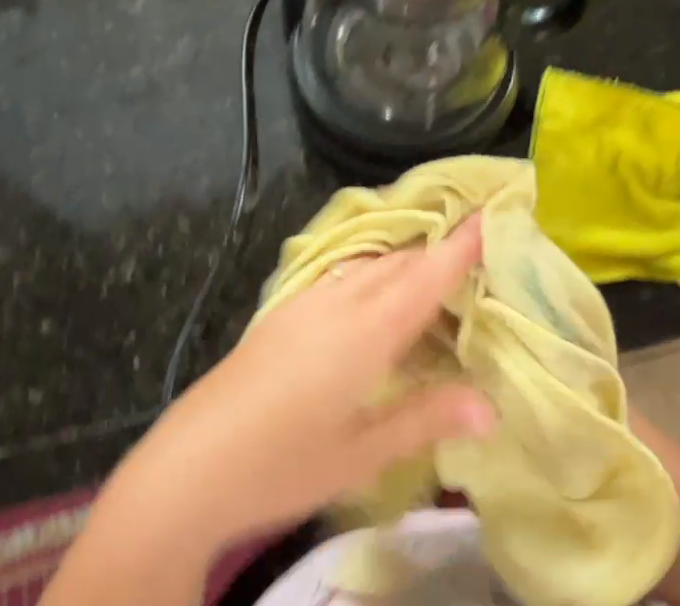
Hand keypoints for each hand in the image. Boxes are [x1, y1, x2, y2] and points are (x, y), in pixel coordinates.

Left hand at [109, 214, 498, 546]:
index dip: (460, 246)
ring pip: (364, 269)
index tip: (489, 213)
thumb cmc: (283, 463)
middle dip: (435, 252)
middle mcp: (335, 305)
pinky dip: (369, 277)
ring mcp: (301, 307)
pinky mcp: (279, 319)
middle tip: (475, 250)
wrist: (189, 466)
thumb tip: (491, 405)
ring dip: (401, 264)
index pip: (423, 277)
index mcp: (364, 332)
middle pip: (395, 265)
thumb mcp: (363, 451)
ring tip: (432, 274)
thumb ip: (426, 418)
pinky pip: (338, 280)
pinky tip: (370, 300)